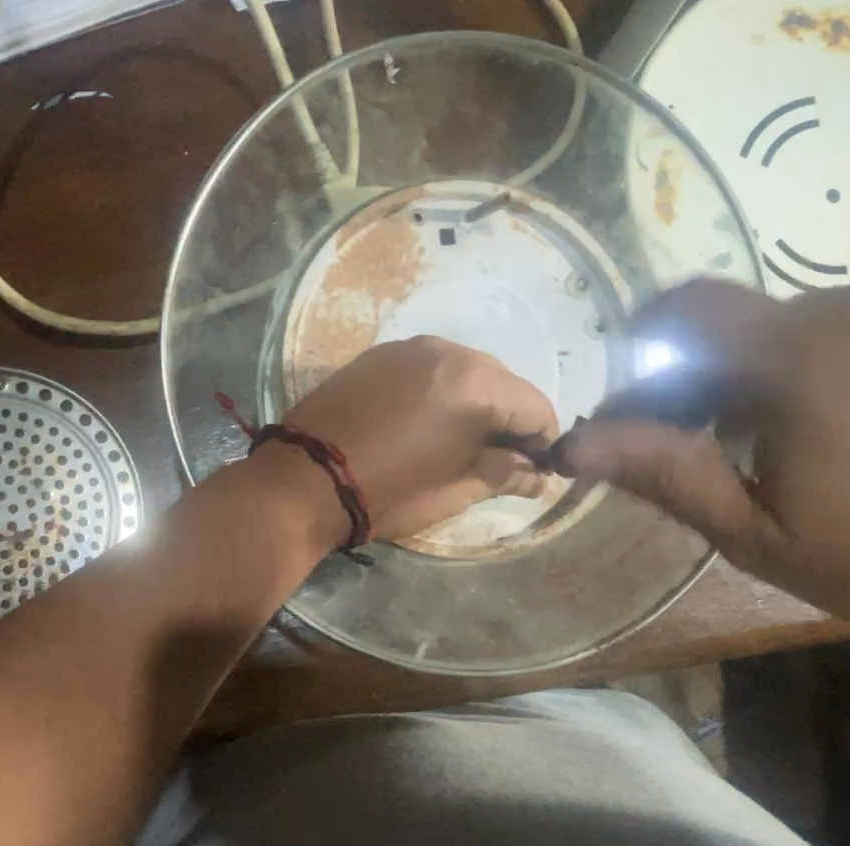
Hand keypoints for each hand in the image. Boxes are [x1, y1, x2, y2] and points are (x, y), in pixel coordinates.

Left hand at [276, 336, 559, 540]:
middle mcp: (447, 352)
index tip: (537, 469)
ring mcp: (408, 348)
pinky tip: (426, 421)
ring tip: (461, 440)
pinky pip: (427, 367)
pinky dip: (440, 390)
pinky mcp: (377, 355)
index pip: (534, 406)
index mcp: (475, 386)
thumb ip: (503, 474)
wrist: (304, 480)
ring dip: (474, 401)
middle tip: (499, 458)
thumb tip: (539, 475)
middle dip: (509, 418)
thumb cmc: (387, 492)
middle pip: (502, 382)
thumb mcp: (455, 490)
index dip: (544, 441)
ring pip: (464, 369)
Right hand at [559, 271, 849, 658]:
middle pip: (773, 322)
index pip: (692, 307)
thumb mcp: (764, 537)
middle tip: (760, 444)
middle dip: (745, 373)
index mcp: (802, 354)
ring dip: (826, 366)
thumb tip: (574, 444)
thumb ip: (668, 474)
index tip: (646, 375)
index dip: (652, 330)